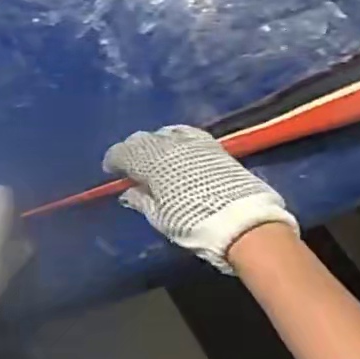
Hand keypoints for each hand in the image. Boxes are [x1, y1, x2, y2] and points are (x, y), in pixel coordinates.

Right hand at [103, 125, 297, 272]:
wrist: (246, 225)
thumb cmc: (194, 223)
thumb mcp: (159, 217)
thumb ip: (140, 200)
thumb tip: (129, 191)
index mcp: (148, 163)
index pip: (121, 153)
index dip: (113, 162)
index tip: (113, 173)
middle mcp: (167, 147)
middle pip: (141, 139)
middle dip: (132, 150)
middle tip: (132, 167)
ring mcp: (192, 144)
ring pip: (164, 133)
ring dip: (155, 144)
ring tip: (156, 158)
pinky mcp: (215, 148)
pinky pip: (188, 134)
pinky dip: (178, 139)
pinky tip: (179, 151)